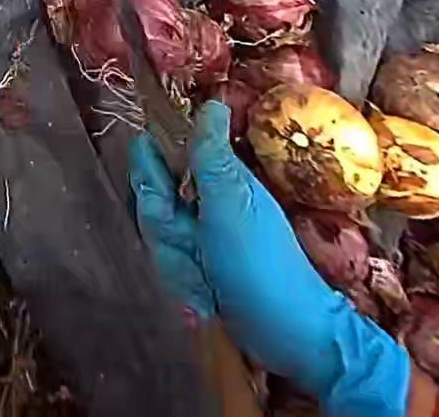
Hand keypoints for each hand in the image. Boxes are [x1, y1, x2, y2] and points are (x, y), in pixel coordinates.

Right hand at [129, 102, 415, 416]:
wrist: (288, 336)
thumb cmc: (260, 262)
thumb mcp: (230, 203)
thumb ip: (210, 154)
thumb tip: (210, 102)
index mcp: (212, 173)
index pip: (153, 154)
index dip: (150, 177)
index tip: (168, 201)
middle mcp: (200, 197)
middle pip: (149, 198)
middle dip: (165, 230)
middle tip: (193, 245)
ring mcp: (197, 234)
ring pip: (155, 236)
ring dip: (176, 263)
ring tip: (204, 281)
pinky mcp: (196, 266)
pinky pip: (167, 266)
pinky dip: (183, 285)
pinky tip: (203, 300)